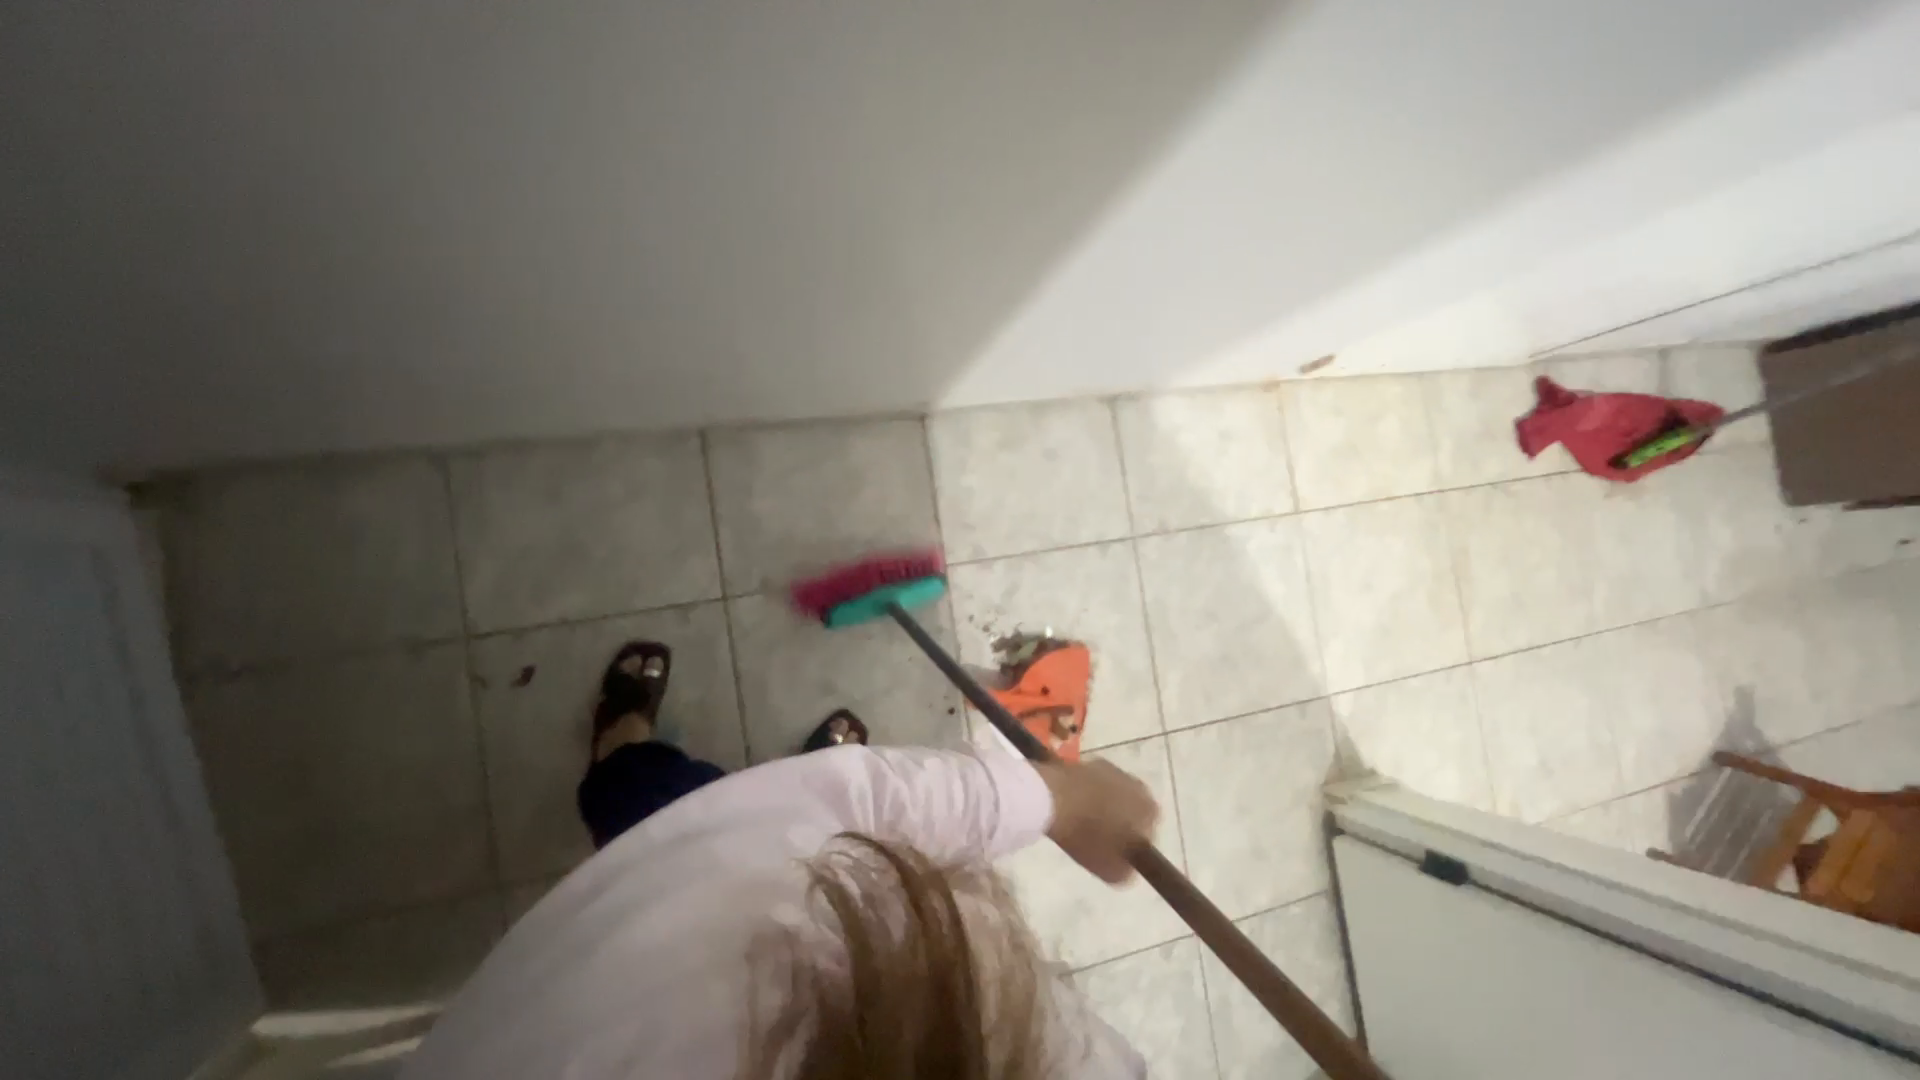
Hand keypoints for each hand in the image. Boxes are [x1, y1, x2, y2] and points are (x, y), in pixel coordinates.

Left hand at [1036, 758, 1158, 884]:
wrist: (1052, 797)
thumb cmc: (1087, 836)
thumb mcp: (1111, 871)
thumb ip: (1126, 872)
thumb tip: (1126, 867)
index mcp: (1150, 811)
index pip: (1148, 836)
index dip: (1131, 848)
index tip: (1114, 856)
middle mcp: (1138, 786)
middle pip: (1132, 812)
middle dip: (1119, 824)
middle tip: (1097, 840)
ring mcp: (1114, 770)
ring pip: (1113, 796)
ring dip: (1102, 808)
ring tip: (1080, 824)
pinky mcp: (1090, 762)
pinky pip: (1094, 785)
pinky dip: (1087, 794)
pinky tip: (1071, 807)